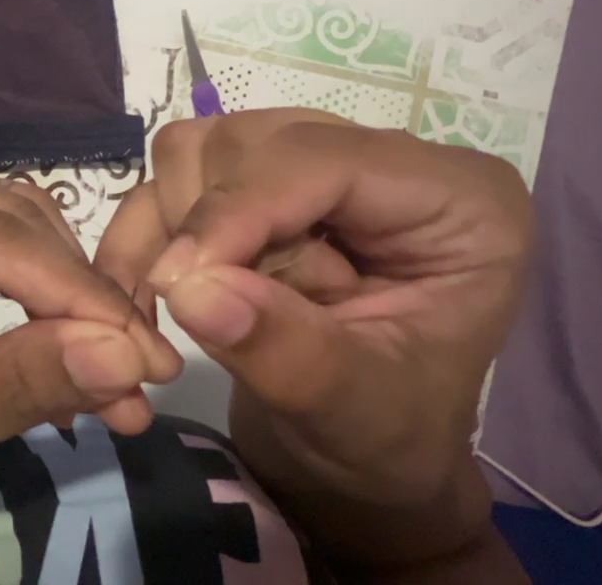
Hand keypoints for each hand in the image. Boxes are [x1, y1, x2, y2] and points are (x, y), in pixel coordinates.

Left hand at [0, 176, 184, 518]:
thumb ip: (13, 388)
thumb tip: (123, 354)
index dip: (74, 293)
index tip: (148, 358)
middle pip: (7, 219)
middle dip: (82, 295)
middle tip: (141, 375)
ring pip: (18, 220)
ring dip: (75, 289)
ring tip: (116, 368)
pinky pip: (6, 237)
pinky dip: (51, 287)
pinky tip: (79, 341)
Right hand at [93, 109, 534, 566]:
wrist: (356, 459)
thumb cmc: (385, 439)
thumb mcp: (359, 415)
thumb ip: (288, 353)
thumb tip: (188, 287)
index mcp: (455, 200)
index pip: (322, 159)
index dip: (239, 208)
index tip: (175, 280)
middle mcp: (379, 158)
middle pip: (249, 142)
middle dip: (212, 231)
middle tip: (213, 315)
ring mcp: (308, 161)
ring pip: (197, 149)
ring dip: (174, 229)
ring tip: (207, 304)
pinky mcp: (254, 178)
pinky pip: (168, 174)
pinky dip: (145, 232)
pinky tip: (153, 290)